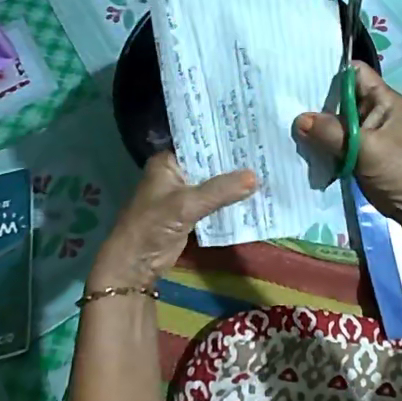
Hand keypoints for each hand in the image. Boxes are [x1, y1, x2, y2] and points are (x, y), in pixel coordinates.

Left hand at [88, 154, 256, 291]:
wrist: (134, 266)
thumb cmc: (151, 226)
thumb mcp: (186, 204)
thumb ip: (220, 190)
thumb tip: (255, 177)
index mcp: (168, 162)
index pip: (201, 142)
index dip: (225, 139)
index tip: (252, 134)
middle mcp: (177, 173)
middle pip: (211, 163)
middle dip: (235, 161)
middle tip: (266, 151)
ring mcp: (185, 193)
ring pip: (216, 182)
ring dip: (236, 181)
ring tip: (266, 168)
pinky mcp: (192, 212)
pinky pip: (217, 200)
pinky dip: (232, 198)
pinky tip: (256, 192)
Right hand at [293, 61, 401, 223]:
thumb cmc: (398, 169)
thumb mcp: (364, 147)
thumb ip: (331, 132)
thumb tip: (299, 120)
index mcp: (383, 100)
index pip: (355, 73)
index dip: (331, 71)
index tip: (302, 75)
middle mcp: (374, 111)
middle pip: (341, 96)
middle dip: (317, 100)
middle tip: (284, 100)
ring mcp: (366, 133)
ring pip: (336, 120)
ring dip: (316, 124)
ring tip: (285, 121)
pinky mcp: (359, 152)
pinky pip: (336, 141)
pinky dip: (321, 143)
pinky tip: (299, 144)